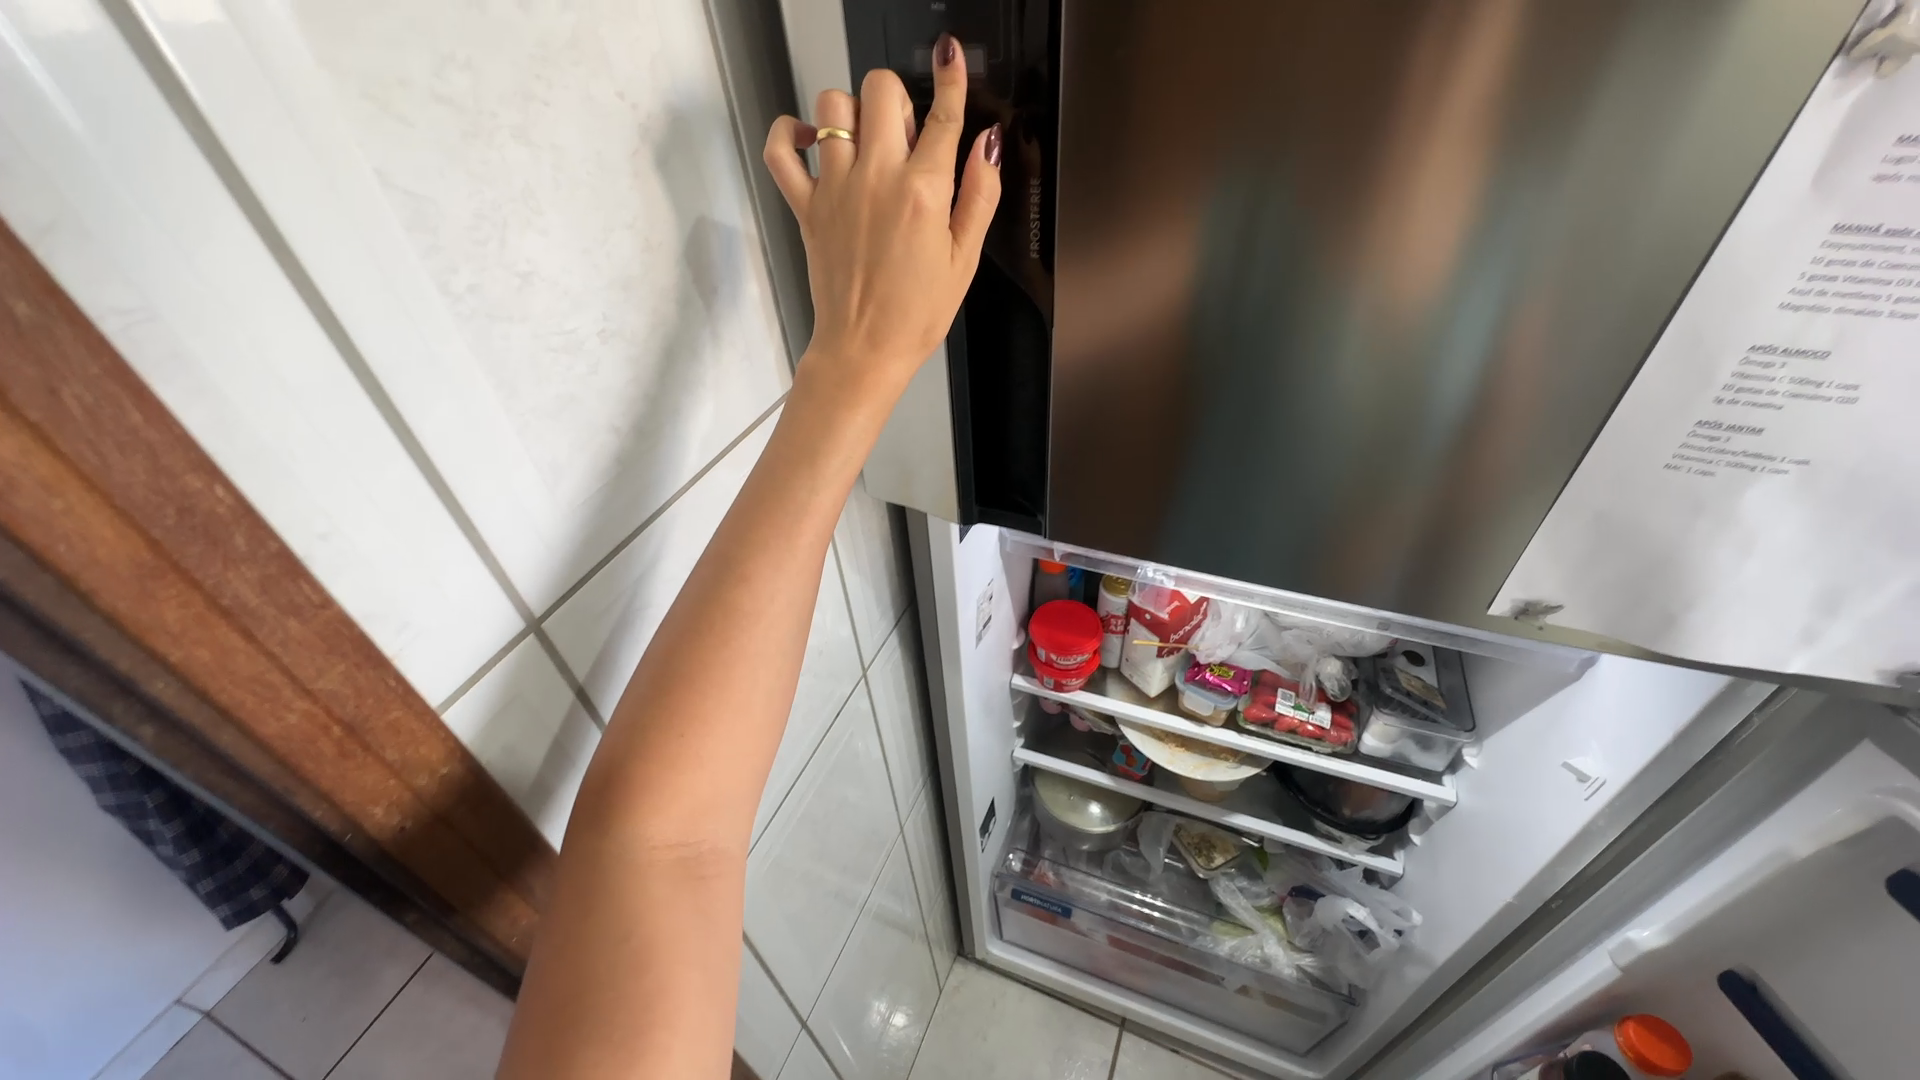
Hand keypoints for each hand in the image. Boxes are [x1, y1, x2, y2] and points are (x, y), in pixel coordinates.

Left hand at [763, 34, 1001, 401]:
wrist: (865, 349)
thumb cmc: (917, 313)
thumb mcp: (965, 259)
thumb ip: (979, 196)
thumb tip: (989, 144)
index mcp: (923, 192)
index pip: (942, 115)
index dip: (952, 78)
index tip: (950, 56)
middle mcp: (876, 178)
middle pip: (879, 89)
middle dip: (896, 98)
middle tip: (905, 135)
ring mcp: (835, 189)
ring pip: (831, 106)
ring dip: (851, 111)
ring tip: (865, 141)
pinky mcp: (805, 207)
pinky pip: (780, 150)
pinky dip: (788, 133)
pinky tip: (809, 139)